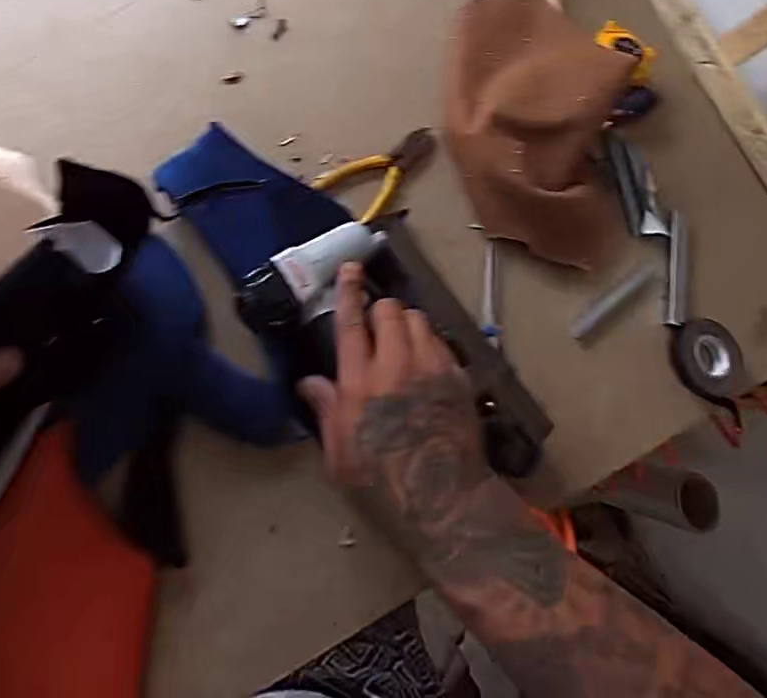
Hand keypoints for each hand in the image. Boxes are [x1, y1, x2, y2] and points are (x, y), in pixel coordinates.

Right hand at [297, 263, 492, 545]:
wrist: (443, 498)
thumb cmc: (382, 481)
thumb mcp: (339, 453)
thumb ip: (326, 409)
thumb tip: (309, 382)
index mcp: (360, 382)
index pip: (351, 323)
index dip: (349, 291)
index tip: (350, 269)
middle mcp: (395, 364)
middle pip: (389, 310)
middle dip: (380, 311)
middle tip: (376, 329)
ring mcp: (430, 366)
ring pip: (418, 318)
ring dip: (406, 324)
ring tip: (402, 344)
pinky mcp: (457, 375)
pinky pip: (441, 341)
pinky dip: (429, 344)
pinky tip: (426, 365)